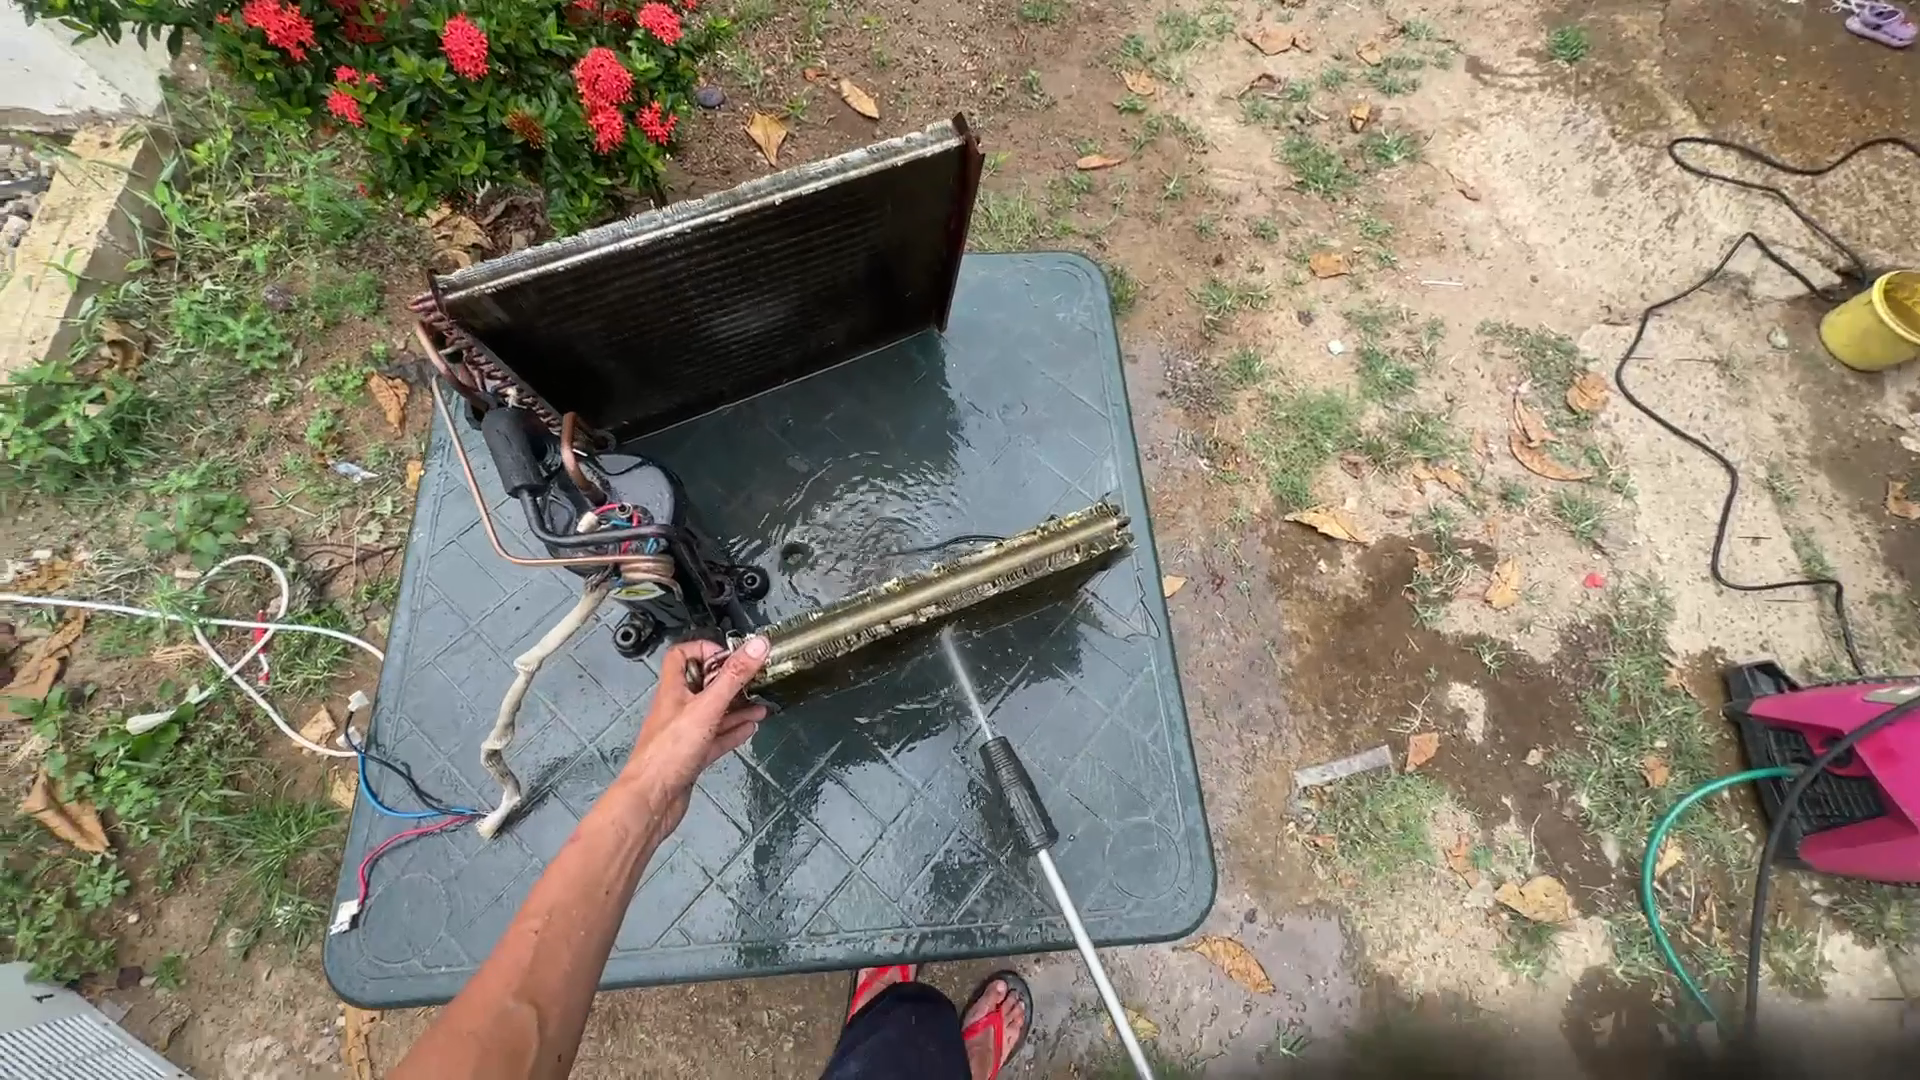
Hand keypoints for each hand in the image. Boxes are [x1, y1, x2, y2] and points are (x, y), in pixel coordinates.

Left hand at [623, 636, 769, 821]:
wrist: (651, 800)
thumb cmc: (668, 753)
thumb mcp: (707, 707)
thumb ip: (733, 676)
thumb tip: (756, 645)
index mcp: (674, 690)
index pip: (682, 655)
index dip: (705, 650)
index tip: (730, 656)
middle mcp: (678, 708)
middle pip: (704, 685)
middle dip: (730, 681)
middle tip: (753, 681)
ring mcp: (685, 733)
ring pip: (714, 712)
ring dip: (737, 707)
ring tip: (760, 705)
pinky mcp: (692, 755)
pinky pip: (717, 738)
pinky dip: (734, 732)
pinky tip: (749, 729)